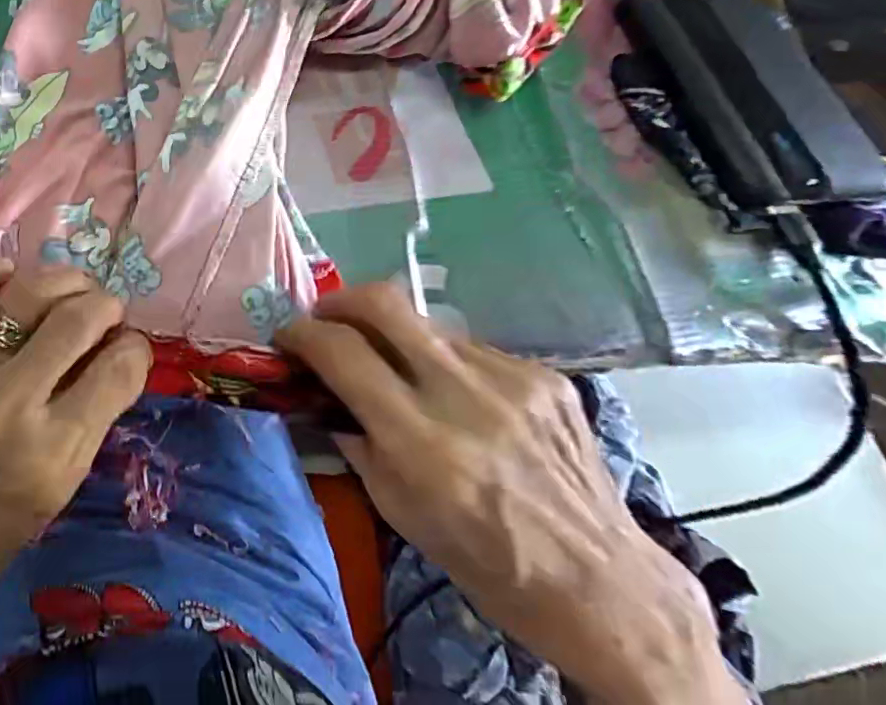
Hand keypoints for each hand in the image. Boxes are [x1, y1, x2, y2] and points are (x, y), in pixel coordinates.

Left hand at [0, 262, 150, 697]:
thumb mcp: (55, 493)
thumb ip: (86, 424)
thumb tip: (114, 358)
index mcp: (52, 454)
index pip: (115, 373)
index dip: (135, 348)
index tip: (132, 344)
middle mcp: (12, 404)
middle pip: (76, 321)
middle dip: (105, 305)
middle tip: (107, 309)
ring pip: (25, 295)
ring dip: (62, 280)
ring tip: (72, 286)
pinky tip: (8, 274)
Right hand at [276, 284, 744, 704]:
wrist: (599, 584)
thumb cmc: (480, 556)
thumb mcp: (393, 504)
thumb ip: (352, 434)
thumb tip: (319, 389)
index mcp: (420, 441)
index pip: (341, 351)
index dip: (301, 333)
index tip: (286, 337)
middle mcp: (465, 397)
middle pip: (383, 303)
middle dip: (339, 301)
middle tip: (325, 319)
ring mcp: (512, 380)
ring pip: (426, 323)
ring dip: (393, 336)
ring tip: (395, 369)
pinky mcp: (546, 378)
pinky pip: (470, 348)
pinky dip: (443, 362)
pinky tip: (455, 396)